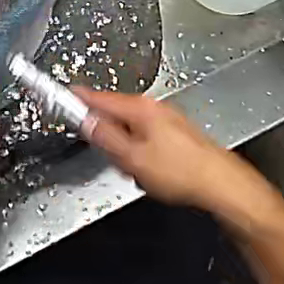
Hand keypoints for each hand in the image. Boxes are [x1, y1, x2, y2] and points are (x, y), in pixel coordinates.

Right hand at [75, 88, 283, 239]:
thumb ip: (103, 136)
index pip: (96, 97)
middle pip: (112, 114)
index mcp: (139, 108)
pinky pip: (143, 138)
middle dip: (105, 136)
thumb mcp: (132, 158)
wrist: (224, 187)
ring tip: (137, 171)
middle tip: (112, 158)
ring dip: (124, 148)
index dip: (75, 99)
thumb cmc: (183, 172)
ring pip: (128, 129)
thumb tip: (84, 120)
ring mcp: (165, 119)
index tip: (60, 98)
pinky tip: (151, 172)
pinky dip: (139, 153)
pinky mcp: (174, 133)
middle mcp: (152, 108)